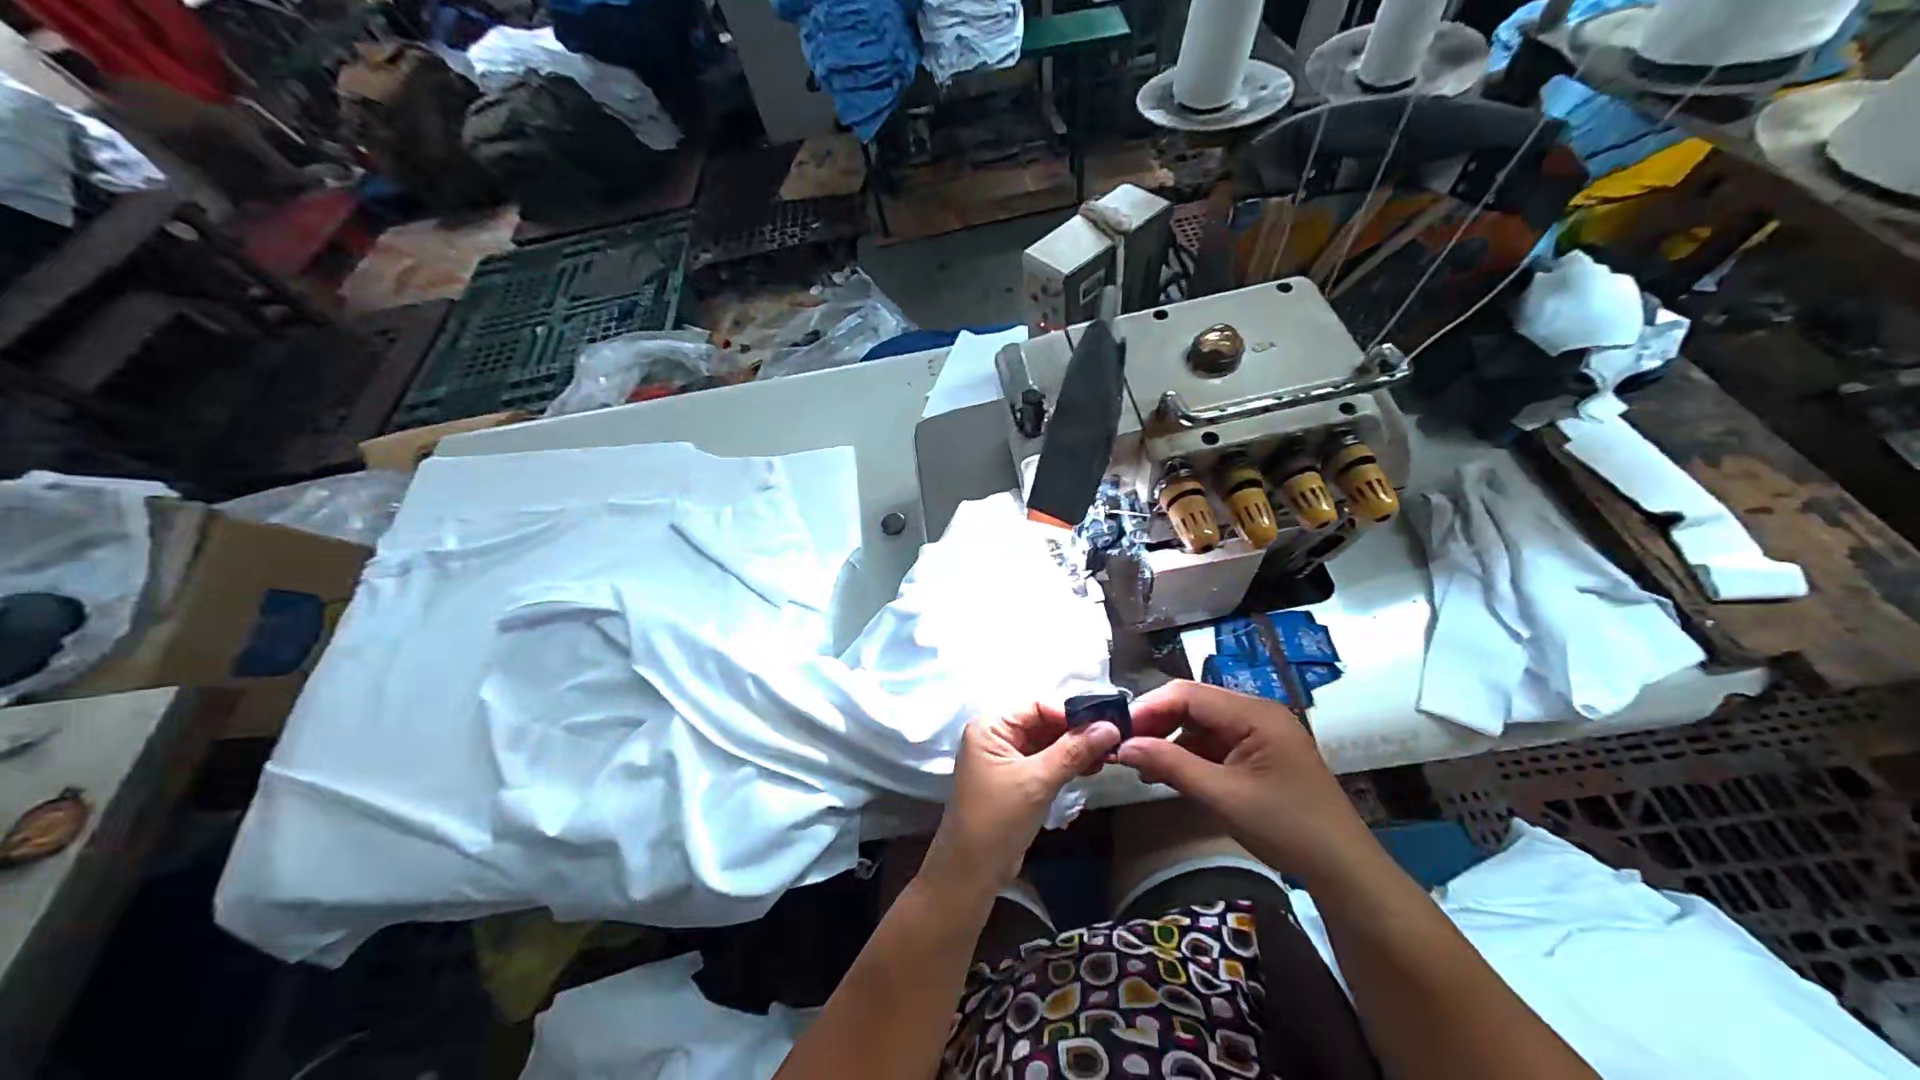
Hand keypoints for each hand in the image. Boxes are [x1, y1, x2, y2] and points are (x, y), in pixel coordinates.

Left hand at [921, 706, 1122, 896]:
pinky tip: (1093, 767)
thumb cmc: (997, 819)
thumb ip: (1073, 751)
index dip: (1072, 714)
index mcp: (990, 726)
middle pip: (1044, 723)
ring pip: (1048, 743)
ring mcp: (1006, 759)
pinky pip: (1046, 762)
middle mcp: (996, 736)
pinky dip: (1068, 764)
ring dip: (1076, 749)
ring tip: (1110, 755)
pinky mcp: (1017, 780)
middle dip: (1077, 732)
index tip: (1107, 723)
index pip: (1038, 706)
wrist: (972, 871)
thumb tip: (1110, 727)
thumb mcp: (1037, 781)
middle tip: (1115, 739)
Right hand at [1114, 680, 1373, 883]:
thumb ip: (1170, 765)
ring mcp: (1259, 732)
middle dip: (1156, 724)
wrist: (1342, 868)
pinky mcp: (1259, 752)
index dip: (1149, 709)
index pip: (1187, 694)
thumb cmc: (1285, 827)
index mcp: (1254, 713)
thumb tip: (1124, 746)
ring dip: (1170, 741)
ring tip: (1141, 767)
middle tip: (1125, 749)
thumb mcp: (1221, 796)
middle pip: (1193, 704)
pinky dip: (1189, 755)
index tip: (1118, 732)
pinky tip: (1168, 775)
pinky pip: (1214, 742)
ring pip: (1200, 723)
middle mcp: (1256, 713)